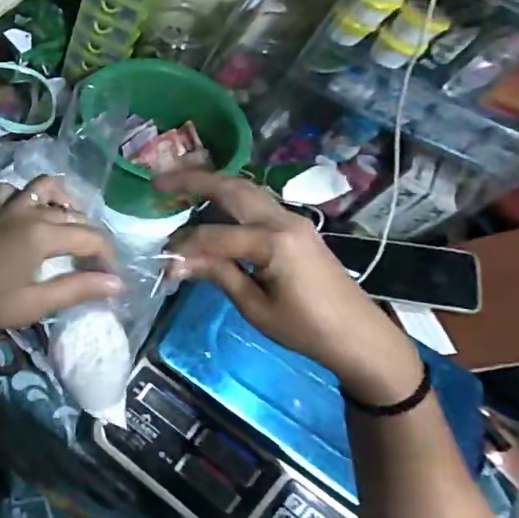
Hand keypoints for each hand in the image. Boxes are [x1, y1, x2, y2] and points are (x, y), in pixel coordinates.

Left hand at [0, 176, 122, 357]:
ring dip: (62, 202)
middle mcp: (29, 212)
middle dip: (90, 237)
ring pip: (43, 188)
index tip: (111, 281)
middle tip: (94, 266)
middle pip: (73, 214)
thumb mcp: (34, 303)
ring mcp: (7, 208)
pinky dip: (25, 195)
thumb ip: (76, 290)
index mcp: (43, 234)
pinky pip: (12, 191)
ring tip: (69, 227)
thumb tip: (117, 284)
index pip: (91, 237)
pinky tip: (28, 214)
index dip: (107, 258)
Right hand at [157, 172, 424, 407]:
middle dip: (192, 181)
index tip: (162, 263)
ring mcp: (292, 220)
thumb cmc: (307, 329)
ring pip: (245, 189)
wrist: (359, 336)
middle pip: (231, 189)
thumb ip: (217, 274)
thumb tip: (175, 263)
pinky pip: (255, 203)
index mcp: (274, 242)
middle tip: (158, 181)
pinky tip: (209, 205)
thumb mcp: (255, 307)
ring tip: (178, 185)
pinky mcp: (295, 227)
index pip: (213, 235)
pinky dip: (227, 198)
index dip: (183, 247)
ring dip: (210, 184)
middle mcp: (284, 221)